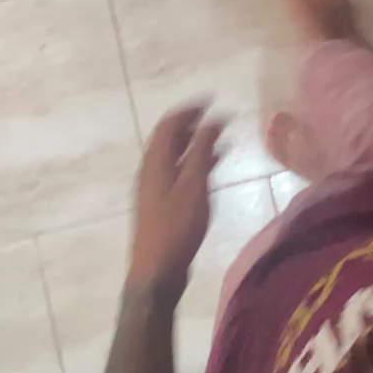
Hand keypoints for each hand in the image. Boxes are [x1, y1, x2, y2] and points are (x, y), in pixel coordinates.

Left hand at [127, 101, 222, 303]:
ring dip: (196, 142)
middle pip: (170, 137)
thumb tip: (212, 120)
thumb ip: (203, 150)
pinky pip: (179, 170)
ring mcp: (154, 187)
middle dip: (193, 123)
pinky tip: (213, 166)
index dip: (189, 109)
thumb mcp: (194, 185)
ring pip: (175, 155)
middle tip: (218, 117)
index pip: (169, 124)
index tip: (211, 100)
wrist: (156, 272)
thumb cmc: (177, 226)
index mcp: (155, 161)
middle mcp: (151, 170)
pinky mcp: (162, 202)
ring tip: (221, 138)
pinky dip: (195, 161)